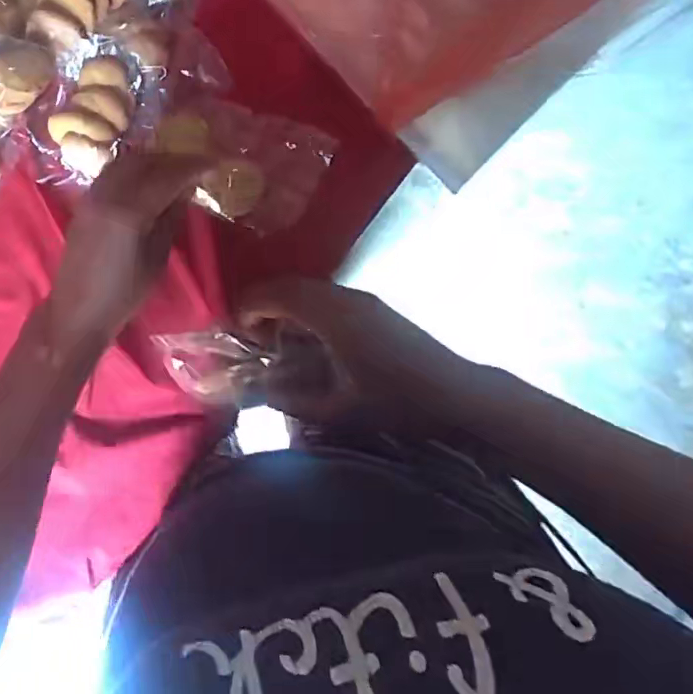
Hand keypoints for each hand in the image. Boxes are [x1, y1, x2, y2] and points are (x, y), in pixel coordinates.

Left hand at [47, 151, 212, 347]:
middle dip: (173, 160)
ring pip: (126, 162)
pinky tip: (148, 179)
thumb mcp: (157, 258)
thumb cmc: (123, 294)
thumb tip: (186, 189)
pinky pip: (112, 172)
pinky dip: (134, 168)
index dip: (193, 166)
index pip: (168, 176)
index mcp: (130, 211)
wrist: (77, 312)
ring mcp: (93, 196)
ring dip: (152, 160)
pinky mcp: (85, 202)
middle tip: (196, 165)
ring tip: (174, 169)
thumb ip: (170, 217)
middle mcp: (109, 194)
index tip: (214, 163)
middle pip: (145, 162)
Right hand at [236, 278, 469, 429]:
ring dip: (285, 304)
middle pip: (289, 284)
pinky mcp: (373, 306)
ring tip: (276, 339)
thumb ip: (290, 399)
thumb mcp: (338, 409)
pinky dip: (306, 308)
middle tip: (250, 335)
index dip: (248, 306)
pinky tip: (309, 339)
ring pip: (309, 288)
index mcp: (331, 315)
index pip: (276, 294)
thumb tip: (253, 389)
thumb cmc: (397, 402)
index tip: (235, 330)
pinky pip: (326, 295)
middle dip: (263, 303)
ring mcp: (361, 298)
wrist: (457, 393)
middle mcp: (343, 297)